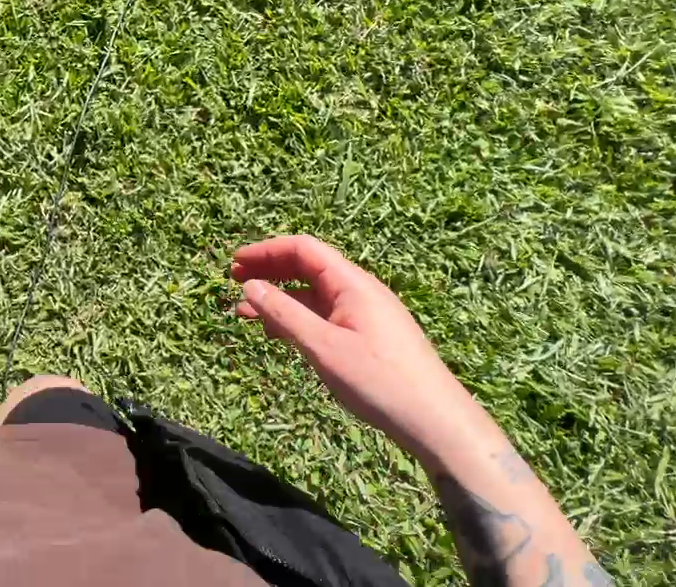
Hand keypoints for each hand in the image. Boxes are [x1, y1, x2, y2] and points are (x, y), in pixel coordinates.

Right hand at [231, 234, 500, 464]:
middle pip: (306, 267)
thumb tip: (249, 285)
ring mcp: (366, 314)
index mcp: (353, 284)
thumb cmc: (380, 382)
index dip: (265, 251)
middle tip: (234, 282)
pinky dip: (296, 317)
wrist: (441, 427)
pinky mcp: (368, 335)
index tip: (235, 264)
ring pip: (312, 294)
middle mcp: (360, 291)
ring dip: (278, 297)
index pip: (302, 249)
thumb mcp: (323, 346)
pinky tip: (278, 333)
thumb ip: (283, 312)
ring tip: (246, 313)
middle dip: (268, 271)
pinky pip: (323, 314)